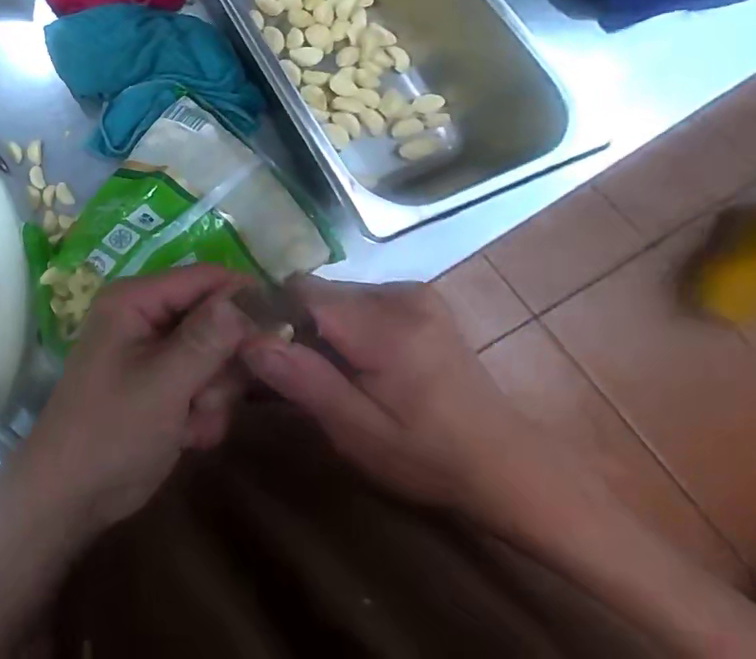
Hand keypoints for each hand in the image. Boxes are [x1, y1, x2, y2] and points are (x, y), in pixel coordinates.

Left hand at [14, 264, 255, 532]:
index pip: (205, 277)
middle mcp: (148, 317)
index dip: (244, 298)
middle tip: (209, 395)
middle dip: (222, 364)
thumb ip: (208, 338)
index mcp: (136, 300)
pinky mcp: (167, 386)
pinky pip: (208, 386)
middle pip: (218, 319)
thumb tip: (249, 295)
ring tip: (191, 421)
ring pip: (219, 357)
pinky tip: (186, 436)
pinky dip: (205, 413)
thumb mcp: (164, 383)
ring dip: (215, 394)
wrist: (72, 496)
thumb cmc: (110, 431)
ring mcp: (158, 353)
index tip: (282, 329)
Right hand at [241, 278, 549, 518]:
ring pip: (333, 294)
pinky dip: (344, 325)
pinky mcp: (419, 298)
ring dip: (320, 327)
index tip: (262, 356)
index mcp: (386, 326)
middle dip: (297, 326)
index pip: (300, 293)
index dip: (273, 318)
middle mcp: (400, 293)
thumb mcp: (358, 433)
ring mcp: (413, 292)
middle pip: (316, 291)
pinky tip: (358, 363)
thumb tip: (248, 341)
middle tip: (297, 375)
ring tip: (331, 374)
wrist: (507, 464)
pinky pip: (357, 299)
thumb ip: (304, 381)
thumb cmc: (429, 458)